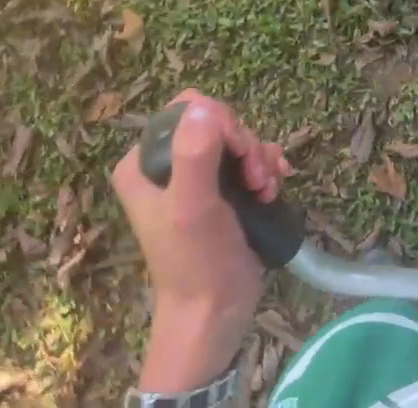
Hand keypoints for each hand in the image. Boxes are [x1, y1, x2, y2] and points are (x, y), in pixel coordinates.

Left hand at [111, 90, 292, 391]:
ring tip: (266, 190)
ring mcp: (196, 178)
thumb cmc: (196, 261)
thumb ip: (195, 155)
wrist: (215, 312)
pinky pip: (250, 159)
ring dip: (259, 160)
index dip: (220, 123)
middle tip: (255, 180)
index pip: (187, 110)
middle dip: (245, 146)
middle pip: (218, 123)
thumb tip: (205, 106)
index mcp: (142, 163)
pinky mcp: (222, 191)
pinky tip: (275, 188)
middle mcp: (166, 165)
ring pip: (238, 140)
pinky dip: (267, 168)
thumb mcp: (192, 206)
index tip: (237, 154)